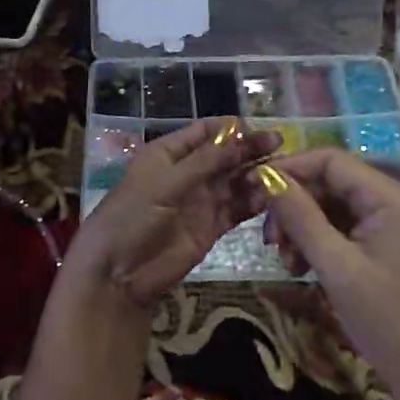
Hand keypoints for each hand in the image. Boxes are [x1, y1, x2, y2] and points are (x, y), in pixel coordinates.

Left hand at [71, 118, 280, 305]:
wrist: (119, 272)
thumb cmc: (132, 217)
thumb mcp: (165, 184)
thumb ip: (204, 162)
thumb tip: (240, 135)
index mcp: (168, 154)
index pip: (203, 132)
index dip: (230, 129)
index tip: (259, 127)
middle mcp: (187, 173)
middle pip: (224, 155)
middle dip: (249, 150)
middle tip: (281, 146)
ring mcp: (200, 200)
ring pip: (234, 181)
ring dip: (254, 175)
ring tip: (280, 173)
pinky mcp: (211, 227)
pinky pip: (236, 209)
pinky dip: (253, 202)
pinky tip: (272, 197)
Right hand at [253, 150, 399, 396]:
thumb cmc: (384, 319)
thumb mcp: (334, 265)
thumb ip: (299, 215)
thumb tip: (265, 176)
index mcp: (394, 198)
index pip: (331, 161)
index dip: (289, 169)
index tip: (254, 187)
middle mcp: (398, 200)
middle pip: (330, 182)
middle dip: (293, 205)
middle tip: (267, 237)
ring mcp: (394, 221)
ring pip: (331, 204)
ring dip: (300, 226)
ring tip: (284, 258)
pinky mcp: (387, 241)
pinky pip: (342, 225)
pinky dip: (316, 240)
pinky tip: (300, 266)